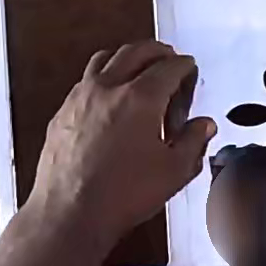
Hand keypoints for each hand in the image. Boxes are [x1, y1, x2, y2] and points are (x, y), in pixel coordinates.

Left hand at [31, 42, 215, 247]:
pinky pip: (86, 81)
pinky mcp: (62, 113)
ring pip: (105, 59)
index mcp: (140, 98)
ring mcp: (80, 97)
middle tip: (170, 59)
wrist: (71, 213)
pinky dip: (104, 77)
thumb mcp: (174, 171)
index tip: (190, 67)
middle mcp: (108, 88)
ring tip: (139, 69)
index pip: (169, 68)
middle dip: (157, 51)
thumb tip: (204, 124)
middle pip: (135, 52)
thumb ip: (193, 141)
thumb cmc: (126, 193)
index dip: (184, 65)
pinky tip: (111, 99)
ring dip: (127, 58)